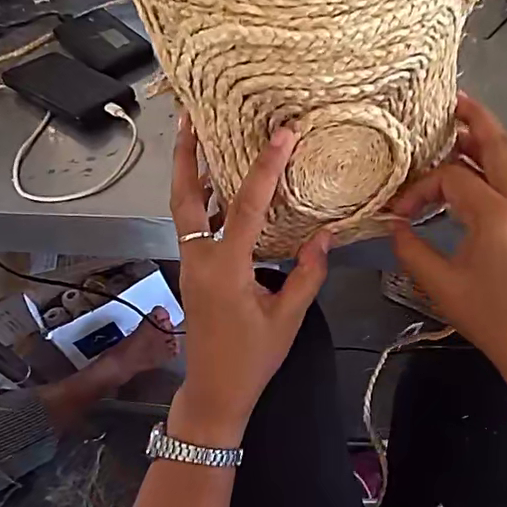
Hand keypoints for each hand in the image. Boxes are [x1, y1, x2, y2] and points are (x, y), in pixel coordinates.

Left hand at [169, 115, 331, 444]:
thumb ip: (308, 273)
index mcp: (225, 269)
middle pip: (185, 196)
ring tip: (199, 137)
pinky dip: (201, 200)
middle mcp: (198, 260)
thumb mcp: (289, 318)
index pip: (246, 206)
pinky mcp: (192, 272)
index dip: (267, 167)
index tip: (282, 133)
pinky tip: (219, 189)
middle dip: (188, 153)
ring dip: (190, 172)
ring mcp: (190, 265)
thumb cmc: (252, 359)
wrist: (215, 391)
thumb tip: (323, 234)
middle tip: (190, 114)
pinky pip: (192, 226)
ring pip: (183, 209)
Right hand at [389, 93, 506, 382]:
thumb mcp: (440, 284)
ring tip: (456, 127)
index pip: (453, 178)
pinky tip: (468, 170)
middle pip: (499, 144)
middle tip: (452, 101)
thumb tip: (396, 226)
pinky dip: (489, 165)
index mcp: (497, 215)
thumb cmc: (490, 317)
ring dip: (483, 140)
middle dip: (475, 118)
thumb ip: (411, 249)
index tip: (401, 211)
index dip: (422, 187)